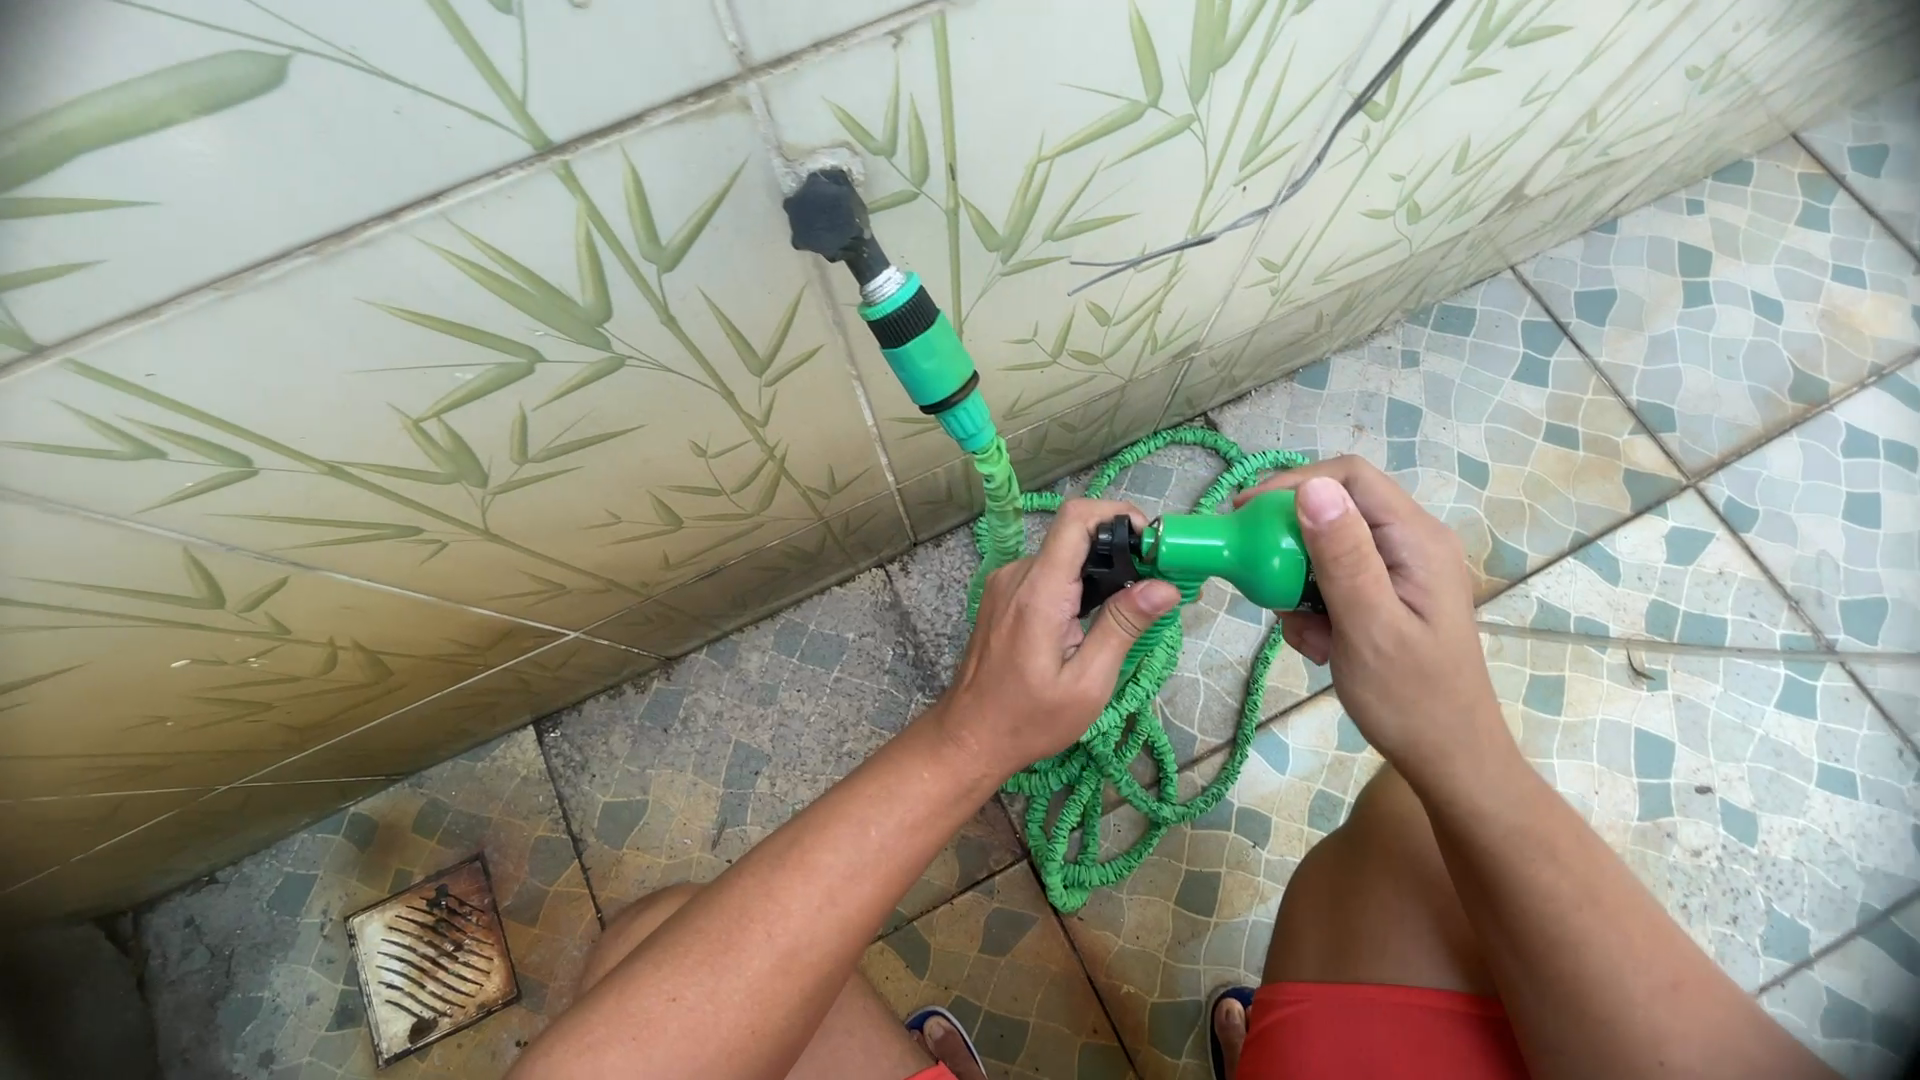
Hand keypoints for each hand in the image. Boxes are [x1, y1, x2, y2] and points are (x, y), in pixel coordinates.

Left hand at [933, 498, 1181, 779]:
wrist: (970, 736)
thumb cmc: (1030, 719)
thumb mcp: (1088, 682)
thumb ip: (1123, 626)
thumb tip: (1165, 586)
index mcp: (1039, 591)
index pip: (1076, 518)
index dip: (1118, 514)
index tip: (1151, 544)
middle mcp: (1018, 575)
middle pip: (1073, 536)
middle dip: (1119, 550)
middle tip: (1155, 584)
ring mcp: (1005, 584)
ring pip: (1061, 556)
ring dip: (1098, 571)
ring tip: (1129, 607)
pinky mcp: (1003, 596)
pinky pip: (1046, 574)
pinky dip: (1076, 584)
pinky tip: (1092, 619)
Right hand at [1236, 457, 1510, 785]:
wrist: (1447, 757)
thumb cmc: (1411, 697)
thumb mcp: (1369, 626)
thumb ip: (1342, 556)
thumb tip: (1311, 487)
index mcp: (1416, 540)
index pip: (1349, 477)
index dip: (1292, 485)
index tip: (1243, 515)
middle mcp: (1410, 543)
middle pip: (1333, 510)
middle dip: (1289, 546)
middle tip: (1261, 582)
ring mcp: (1397, 570)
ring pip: (1323, 549)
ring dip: (1296, 584)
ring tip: (1301, 630)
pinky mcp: (1383, 594)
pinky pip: (1330, 580)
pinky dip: (1310, 607)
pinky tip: (1318, 645)